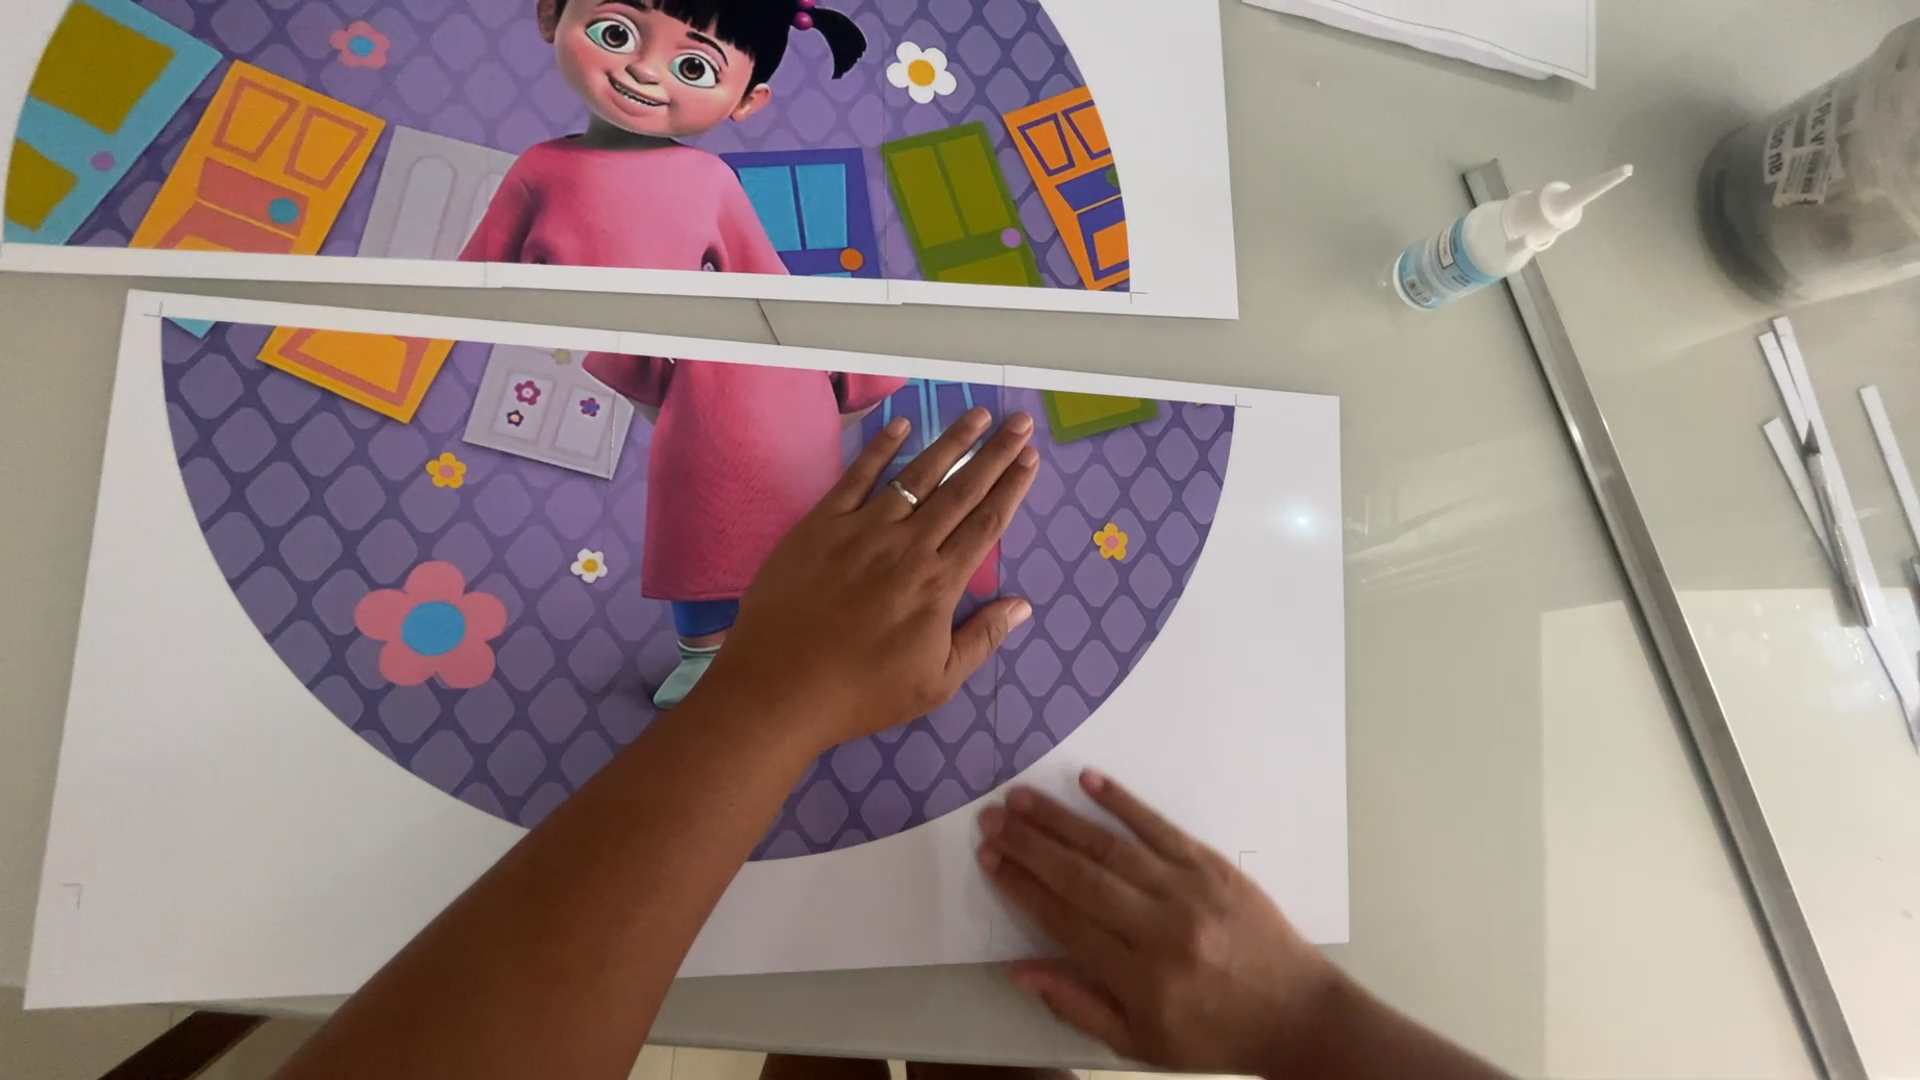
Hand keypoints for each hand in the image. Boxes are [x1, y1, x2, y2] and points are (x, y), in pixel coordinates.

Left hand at [695, 408, 1037, 751]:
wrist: (780, 688)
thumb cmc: (863, 692)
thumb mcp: (937, 682)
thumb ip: (981, 638)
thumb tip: (1022, 605)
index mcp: (939, 582)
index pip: (986, 523)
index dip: (1012, 487)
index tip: (1029, 458)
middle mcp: (908, 545)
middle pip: (961, 490)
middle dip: (994, 453)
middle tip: (1018, 421)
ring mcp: (863, 530)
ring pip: (916, 476)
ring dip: (950, 442)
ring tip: (977, 415)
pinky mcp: (821, 525)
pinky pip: (856, 478)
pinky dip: (880, 449)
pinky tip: (901, 426)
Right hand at [978, 770, 1338, 1074]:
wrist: (1297, 1013)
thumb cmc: (1212, 1032)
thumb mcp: (1140, 1042)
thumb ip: (1075, 1004)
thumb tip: (1017, 970)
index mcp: (1141, 979)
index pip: (1064, 921)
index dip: (1021, 887)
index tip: (988, 857)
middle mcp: (1160, 929)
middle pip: (1080, 877)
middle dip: (1029, 845)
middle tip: (991, 818)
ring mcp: (1187, 890)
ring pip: (1109, 847)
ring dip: (1060, 819)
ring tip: (1020, 798)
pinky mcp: (1210, 864)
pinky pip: (1158, 826)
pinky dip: (1122, 801)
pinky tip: (1088, 780)